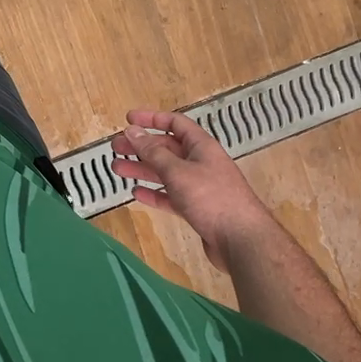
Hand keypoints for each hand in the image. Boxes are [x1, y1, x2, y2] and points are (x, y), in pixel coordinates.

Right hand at [111, 109, 275, 270]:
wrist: (244, 243)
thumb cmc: (211, 198)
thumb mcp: (177, 170)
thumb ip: (152, 151)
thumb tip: (132, 131)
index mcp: (201, 147)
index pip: (175, 123)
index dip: (151, 118)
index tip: (128, 119)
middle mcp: (201, 163)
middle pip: (167, 149)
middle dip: (141, 147)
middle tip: (116, 148)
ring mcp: (201, 188)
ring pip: (166, 172)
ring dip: (142, 169)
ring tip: (117, 169)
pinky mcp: (199, 210)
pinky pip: (172, 196)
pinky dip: (155, 193)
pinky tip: (137, 194)